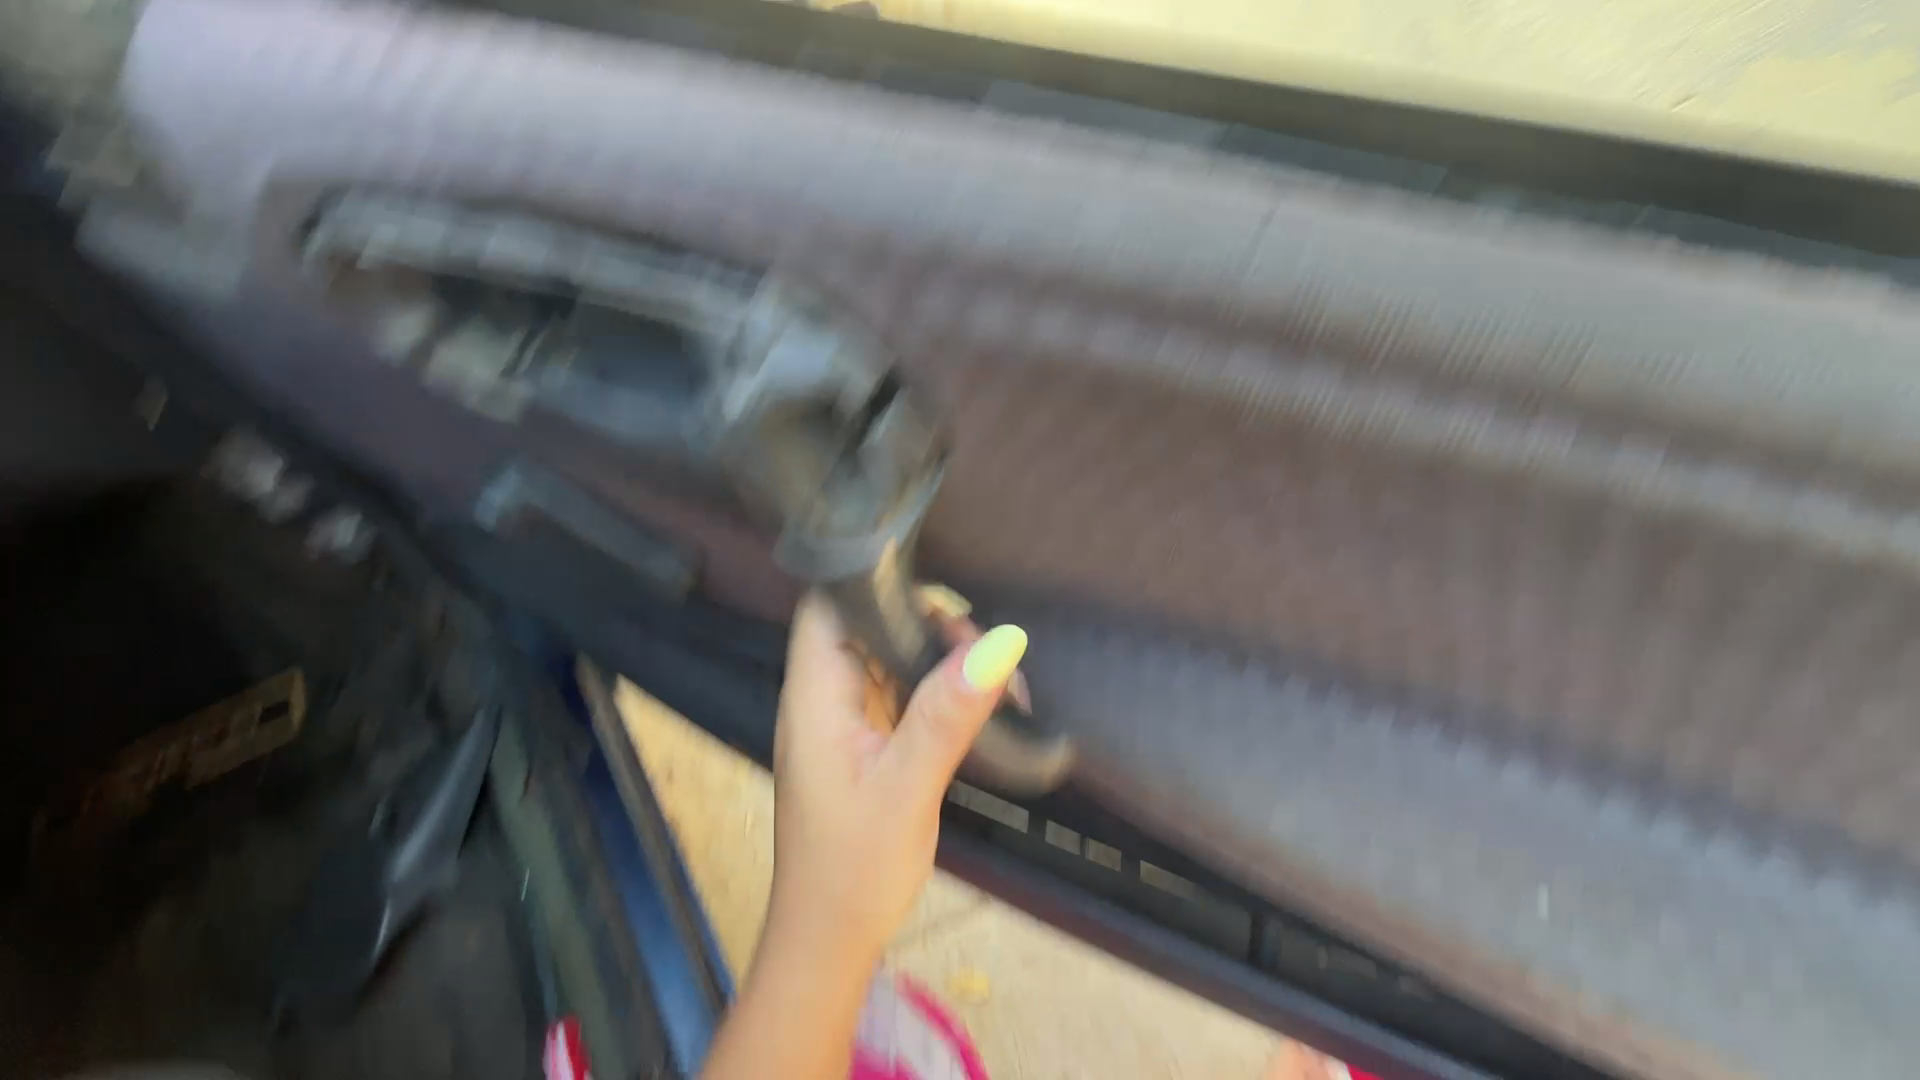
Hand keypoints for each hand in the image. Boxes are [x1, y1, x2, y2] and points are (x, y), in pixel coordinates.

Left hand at [763, 589, 1028, 973]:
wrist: (830, 941)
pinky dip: (939, 689)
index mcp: (815, 696)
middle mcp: (824, 698)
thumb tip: (1001, 640)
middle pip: (867, 625)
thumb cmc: (855, 870)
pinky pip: (902, 693)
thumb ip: (947, 713)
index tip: (940, 592)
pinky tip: (981, 704)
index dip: (873, 582)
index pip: (826, 607)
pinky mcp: (867, 741)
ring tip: (997, 679)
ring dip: (940, 657)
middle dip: (927, 621)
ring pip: (890, 657)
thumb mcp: (907, 788)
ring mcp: (845, 720)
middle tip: (986, 649)